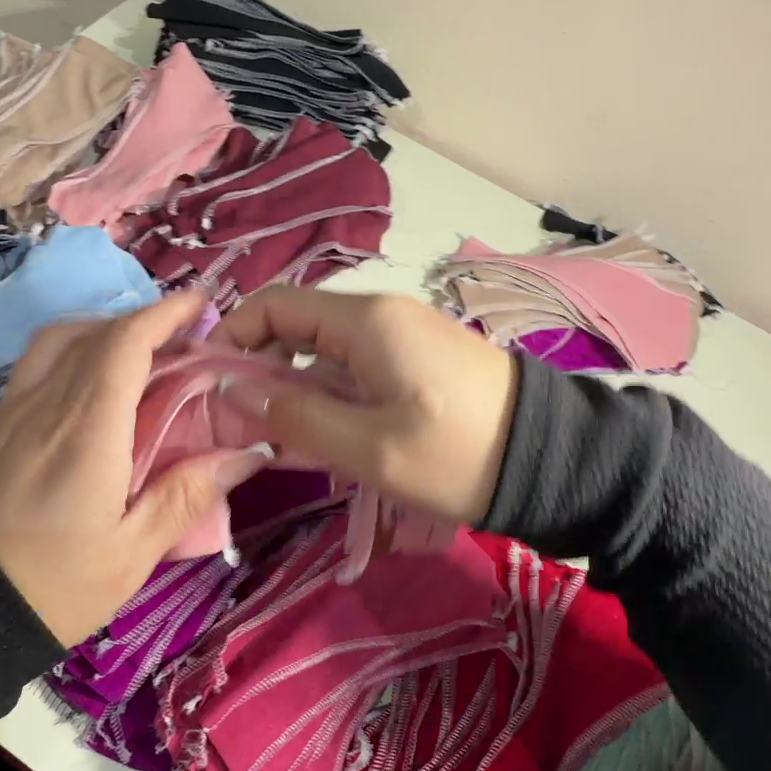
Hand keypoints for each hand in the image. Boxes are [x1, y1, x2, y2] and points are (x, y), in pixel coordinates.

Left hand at [0, 290, 272, 645]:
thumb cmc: (53, 587)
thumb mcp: (132, 553)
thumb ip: (186, 494)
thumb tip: (248, 452)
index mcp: (88, 429)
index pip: (126, 343)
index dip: (165, 314)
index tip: (201, 303)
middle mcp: (48, 402)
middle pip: (97, 333)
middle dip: (145, 322)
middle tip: (185, 340)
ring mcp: (14, 408)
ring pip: (61, 339)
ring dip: (104, 329)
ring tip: (139, 353)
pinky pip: (37, 362)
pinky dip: (72, 349)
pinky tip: (91, 382)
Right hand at [212, 287, 519, 524]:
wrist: (559, 465)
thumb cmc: (458, 454)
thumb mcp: (369, 448)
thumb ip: (295, 416)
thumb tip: (233, 389)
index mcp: (365, 321)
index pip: (273, 305)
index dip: (232, 336)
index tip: (211, 384)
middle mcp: (380, 314)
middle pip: (295, 325)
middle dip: (259, 367)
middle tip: (242, 421)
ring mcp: (402, 334)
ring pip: (322, 348)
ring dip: (294, 385)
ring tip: (280, 436)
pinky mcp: (417, 358)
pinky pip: (353, 364)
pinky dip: (328, 392)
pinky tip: (327, 433)